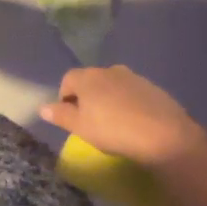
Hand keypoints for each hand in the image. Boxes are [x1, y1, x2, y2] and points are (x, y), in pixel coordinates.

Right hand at [40, 66, 206, 169]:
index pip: (68, 80)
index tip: (70, 118)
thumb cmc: (113, 130)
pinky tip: (133, 123)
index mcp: (88, 77)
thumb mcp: (80, 127)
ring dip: (108, 100)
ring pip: (112, 86)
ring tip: (114, 123)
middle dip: (87, 98)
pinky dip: (127, 104)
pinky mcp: (153, 88)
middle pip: (91, 81)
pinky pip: (132, 93)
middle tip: (91, 122)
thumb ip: (60, 115)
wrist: (164, 135)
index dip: (65, 98)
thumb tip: (43, 107)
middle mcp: (110, 70)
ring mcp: (134, 77)